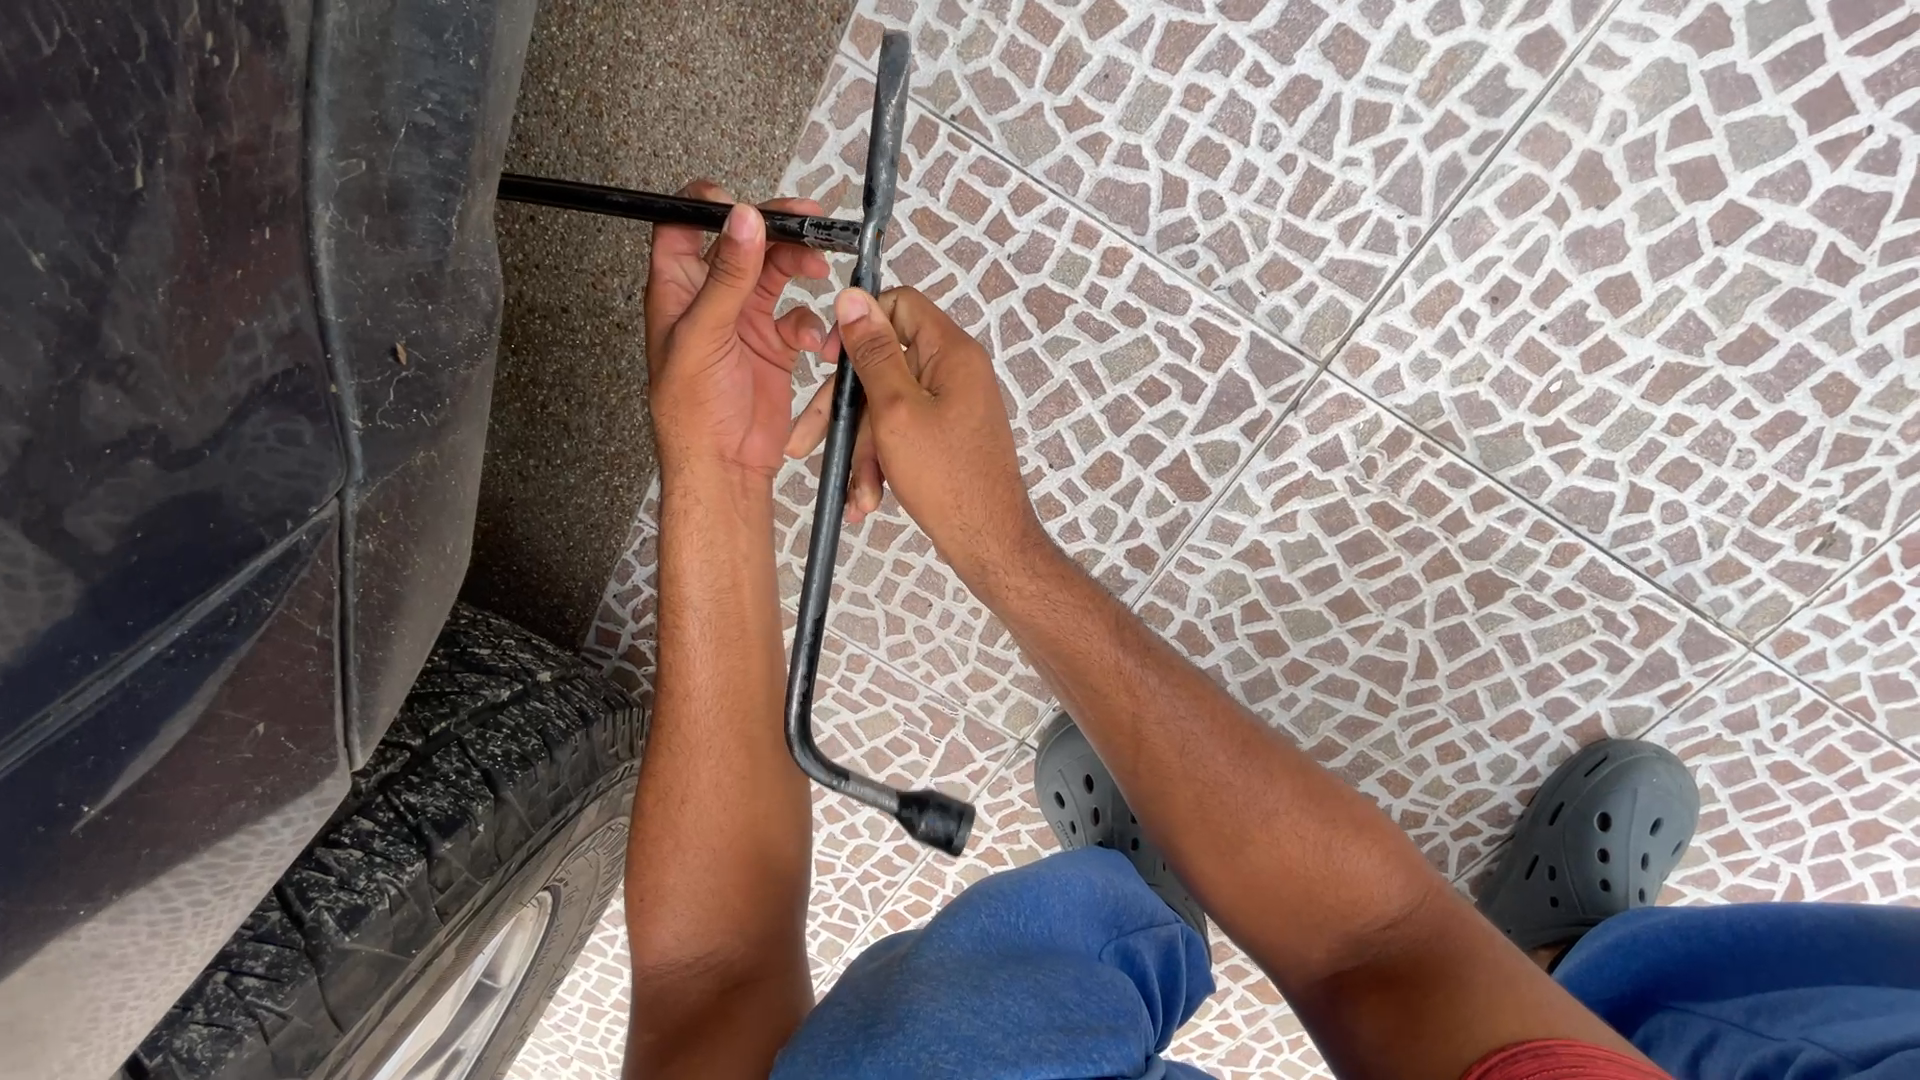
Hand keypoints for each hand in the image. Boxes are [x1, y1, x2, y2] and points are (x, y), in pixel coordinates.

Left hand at [646, 181, 830, 482]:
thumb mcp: (705, 333)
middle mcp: (711, 299)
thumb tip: (744, 219)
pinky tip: (814, 340)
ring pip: (775, 273)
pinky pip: (798, 318)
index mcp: (677, 288)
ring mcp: (744, 320)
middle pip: (743, 243)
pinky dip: (811, 324)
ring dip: (798, 267)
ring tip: (818, 269)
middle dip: (775, 229)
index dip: (710, 206)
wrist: (725, 462)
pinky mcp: (774, 345)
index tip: (744, 203)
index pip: (684, 225)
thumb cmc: (692, 408)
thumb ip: (728, 275)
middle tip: (807, 221)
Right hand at [785, 287, 1049, 584]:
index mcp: (950, 352)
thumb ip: (873, 352)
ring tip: (857, 497)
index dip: (859, 325)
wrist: (988, 541)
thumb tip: (853, 296)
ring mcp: (951, 405)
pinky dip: (882, 463)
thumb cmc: (946, 478)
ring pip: (887, 408)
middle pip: (883, 367)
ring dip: (862, 451)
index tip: (829, 360)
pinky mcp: (946, 435)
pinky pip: (903, 434)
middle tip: (804, 442)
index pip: (899, 305)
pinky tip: (867, 499)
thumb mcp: (895, 410)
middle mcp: (954, 372)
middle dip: (844, 412)